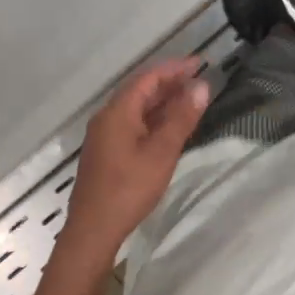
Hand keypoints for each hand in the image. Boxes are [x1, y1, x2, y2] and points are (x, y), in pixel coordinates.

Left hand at [62, 58, 210, 265]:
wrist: (93, 231)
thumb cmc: (128, 188)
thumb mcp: (162, 152)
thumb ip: (182, 118)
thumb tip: (201, 86)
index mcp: (118, 111)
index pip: (148, 77)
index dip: (175, 68)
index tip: (200, 63)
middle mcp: (107, 118)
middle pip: (141, 91)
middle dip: (170, 83)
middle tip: (199, 80)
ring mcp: (104, 136)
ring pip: (137, 109)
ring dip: (163, 102)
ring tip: (190, 99)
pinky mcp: (106, 153)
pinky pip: (133, 124)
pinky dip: (154, 119)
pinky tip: (169, 127)